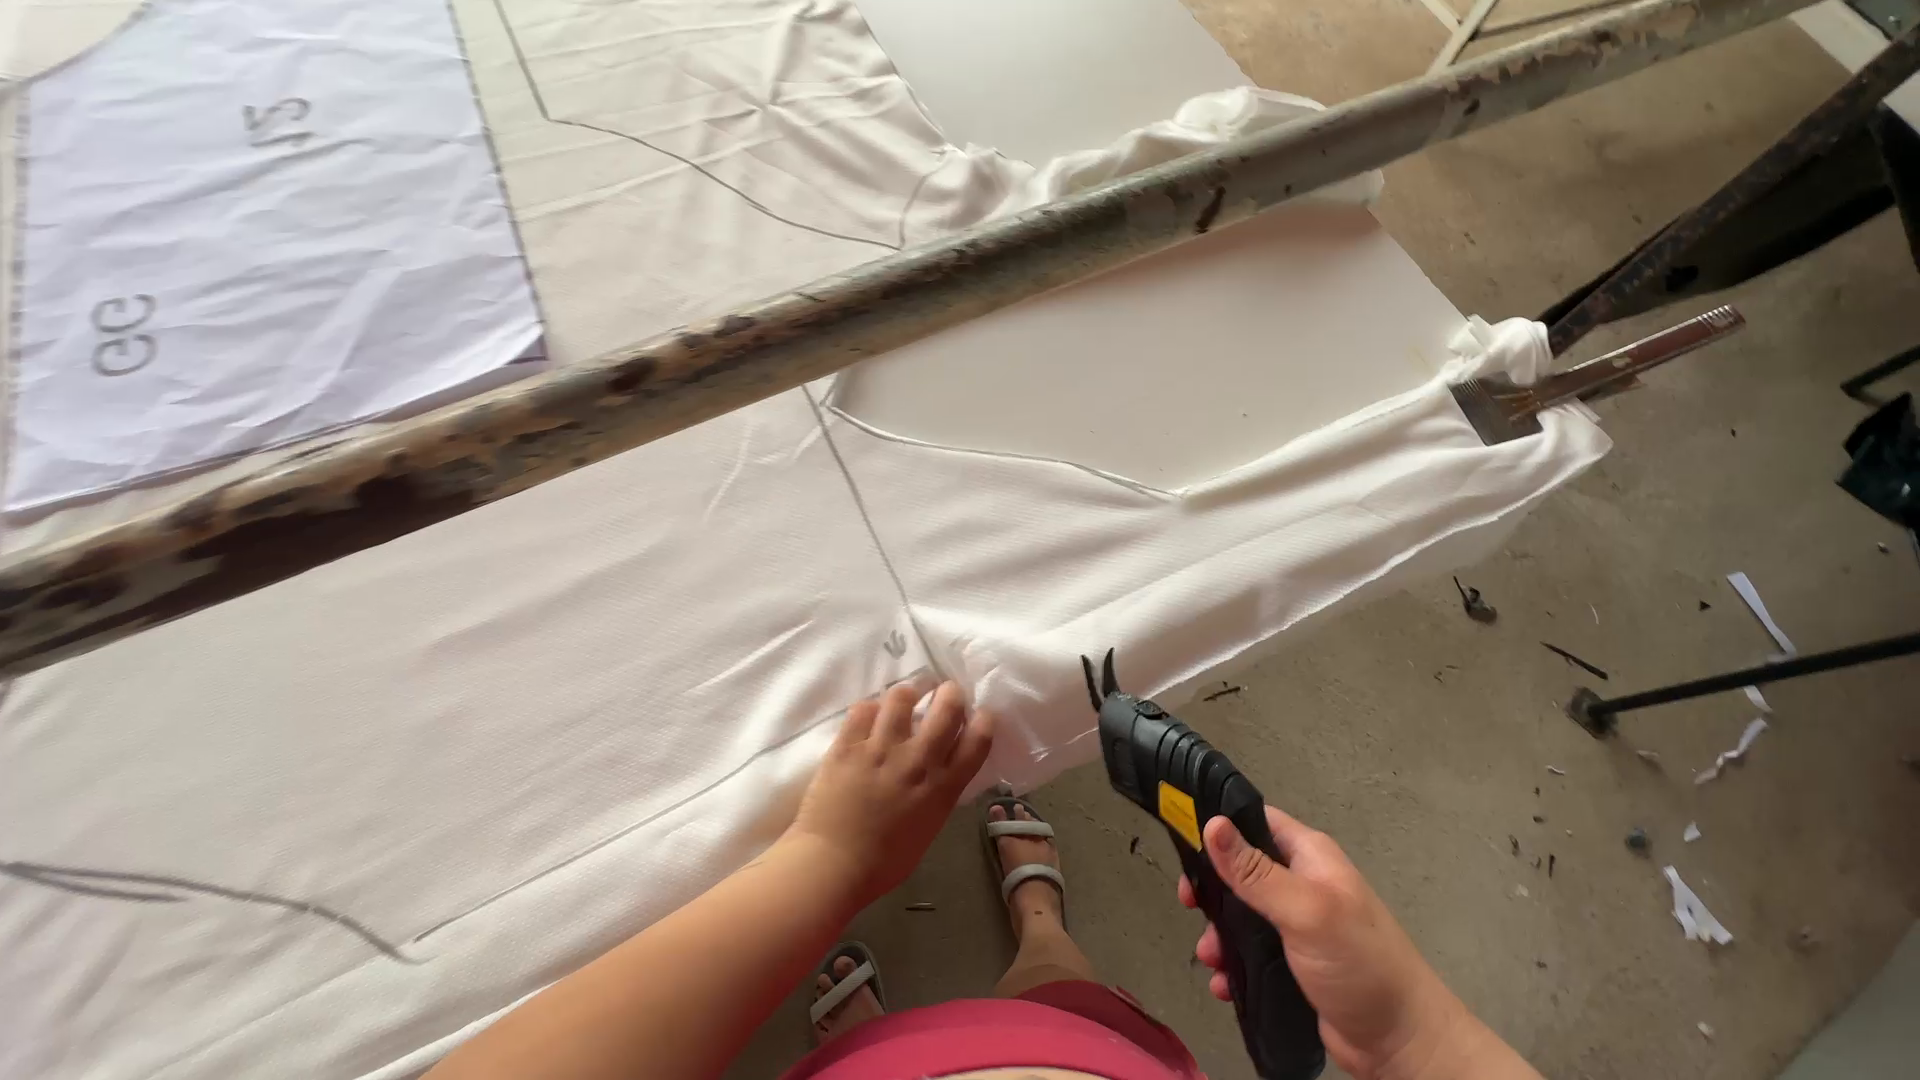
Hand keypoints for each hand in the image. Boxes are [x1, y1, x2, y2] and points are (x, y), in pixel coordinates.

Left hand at [786, 681, 995, 906]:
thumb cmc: (884, 862)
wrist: (833, 866)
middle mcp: (918, 760)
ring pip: (902, 697)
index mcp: (943, 786)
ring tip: (905, 697)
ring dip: (908, 693)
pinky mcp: (848, 744)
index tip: (979, 714)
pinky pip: (863, 709)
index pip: (978, 739)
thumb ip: (939, 792)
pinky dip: (870, 708)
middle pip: (947, 707)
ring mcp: (881, 748)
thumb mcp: (929, 826)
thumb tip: (941, 768)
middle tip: (944, 692)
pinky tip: (870, 715)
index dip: (984, 719)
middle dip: (950, 692)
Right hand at [1181, 806, 1532, 1079]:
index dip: (1220, 824)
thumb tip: (1212, 823)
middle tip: (1188, 903)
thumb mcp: (1305, 910)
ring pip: (1240, 915)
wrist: (1402, 1045)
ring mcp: (1297, 924)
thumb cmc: (1360, 965)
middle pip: (1240, 869)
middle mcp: (1301, 883)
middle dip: (1212, 888)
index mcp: (1309, 856)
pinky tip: (1224, 983)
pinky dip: (1233, 966)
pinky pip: (1250, 953)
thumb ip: (1255, 870)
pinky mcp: (1292, 962)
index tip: (1183, 839)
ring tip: (1210, 957)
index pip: (1255, 820)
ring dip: (1219, 934)